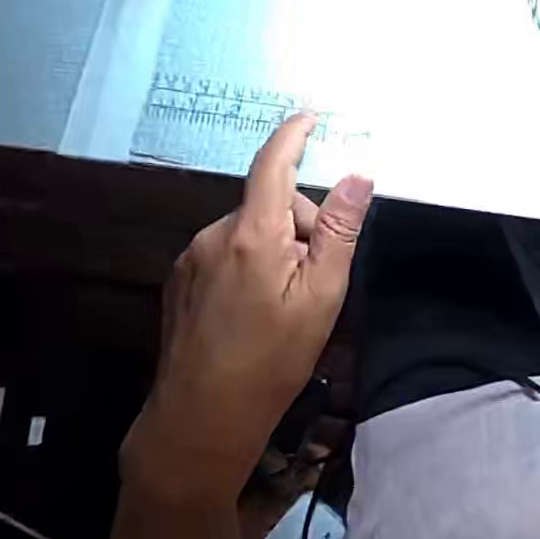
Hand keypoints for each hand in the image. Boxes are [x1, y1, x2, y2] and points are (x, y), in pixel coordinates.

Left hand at [124, 113, 374, 507]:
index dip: (293, 135)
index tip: (309, 118)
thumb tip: (358, 177)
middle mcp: (215, 234)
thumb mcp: (321, 297)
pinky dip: (249, 263)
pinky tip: (251, 310)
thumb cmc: (272, 360)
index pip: (273, 165)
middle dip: (299, 228)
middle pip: (270, 205)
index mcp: (252, 234)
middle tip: (311, 281)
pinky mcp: (181, 277)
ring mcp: (192, 256)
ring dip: (274, 249)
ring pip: (249, 230)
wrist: (199, 421)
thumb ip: (339, 231)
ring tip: (280, 304)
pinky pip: (226, 251)